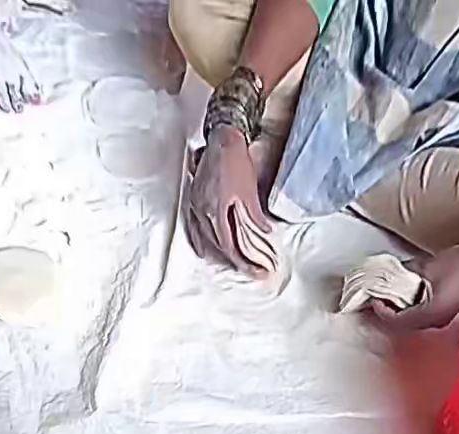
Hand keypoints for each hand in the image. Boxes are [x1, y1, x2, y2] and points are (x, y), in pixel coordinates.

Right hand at [183, 126, 274, 277]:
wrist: (223, 139)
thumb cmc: (237, 162)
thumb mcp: (249, 192)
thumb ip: (255, 216)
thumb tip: (265, 232)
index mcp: (216, 211)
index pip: (228, 244)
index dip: (240, 260)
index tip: (252, 269)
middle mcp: (202, 211)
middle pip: (216, 243)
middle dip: (230, 258)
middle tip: (244, 267)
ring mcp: (195, 204)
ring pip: (203, 235)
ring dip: (213, 250)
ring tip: (223, 262)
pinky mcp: (193, 198)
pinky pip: (193, 224)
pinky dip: (198, 238)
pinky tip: (201, 248)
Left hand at [370, 241, 458, 330]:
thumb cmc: (458, 261)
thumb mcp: (426, 267)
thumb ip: (404, 276)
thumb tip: (387, 279)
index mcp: (431, 312)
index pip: (398, 320)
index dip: (383, 312)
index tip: (375, 299)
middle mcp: (435, 322)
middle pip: (403, 326)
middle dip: (388, 314)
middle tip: (379, 300)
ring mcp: (441, 321)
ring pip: (411, 325)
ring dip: (398, 315)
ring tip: (389, 300)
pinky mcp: (444, 316)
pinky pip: (421, 320)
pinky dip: (409, 313)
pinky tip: (406, 301)